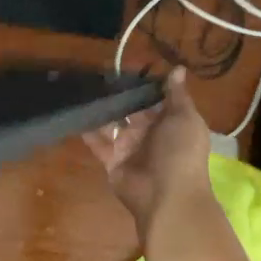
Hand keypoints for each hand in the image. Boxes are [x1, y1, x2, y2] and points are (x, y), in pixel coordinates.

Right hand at [82, 69, 216, 237]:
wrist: (166, 194)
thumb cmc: (180, 151)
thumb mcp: (185, 118)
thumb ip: (177, 95)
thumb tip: (178, 68)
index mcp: (170, 121)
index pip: (154, 98)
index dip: (142, 84)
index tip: (124, 66)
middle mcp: (149, 132)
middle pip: (130, 110)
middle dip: (117, 95)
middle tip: (96, 74)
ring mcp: (129, 147)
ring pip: (112, 124)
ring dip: (100, 110)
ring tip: (82, 89)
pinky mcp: (112, 160)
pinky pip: (98, 143)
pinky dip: (87, 131)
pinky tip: (75, 113)